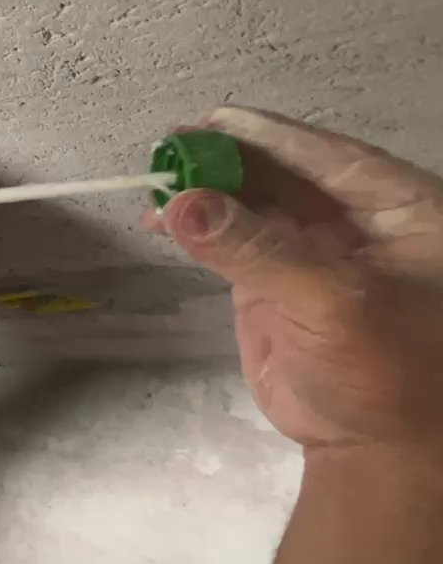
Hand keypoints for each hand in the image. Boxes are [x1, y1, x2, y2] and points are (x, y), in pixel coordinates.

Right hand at [147, 107, 442, 452]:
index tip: (208, 120)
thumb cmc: (390, 372)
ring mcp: (316, 252)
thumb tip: (178, 203)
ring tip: (153, 184)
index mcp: (410, 216)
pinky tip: (160, 219)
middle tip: (167, 150)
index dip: (270, 137)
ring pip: (253, 203)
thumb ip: (255, 249)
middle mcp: (365, 226)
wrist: (378, 443)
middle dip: (227, 162)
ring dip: (203, 192)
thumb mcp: (330, 302)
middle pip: (286, 176)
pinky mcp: (274, 279)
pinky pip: (229, 236)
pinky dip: (192, 225)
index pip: (333, 160)